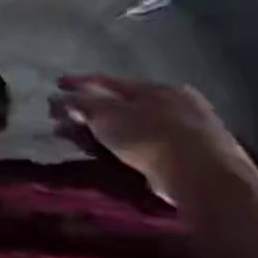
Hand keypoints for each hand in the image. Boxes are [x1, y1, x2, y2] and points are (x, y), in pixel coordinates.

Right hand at [51, 77, 255, 197]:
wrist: (202, 175)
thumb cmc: (150, 136)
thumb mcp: (107, 115)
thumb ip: (81, 103)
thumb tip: (60, 98)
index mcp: (156, 88)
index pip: (108, 81)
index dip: (78, 82)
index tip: (56, 84)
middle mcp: (172, 104)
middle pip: (118, 102)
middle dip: (85, 108)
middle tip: (59, 116)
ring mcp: (181, 129)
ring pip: (127, 123)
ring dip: (97, 128)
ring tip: (72, 136)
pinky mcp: (183, 153)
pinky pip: (137, 141)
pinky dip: (114, 142)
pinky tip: (101, 149)